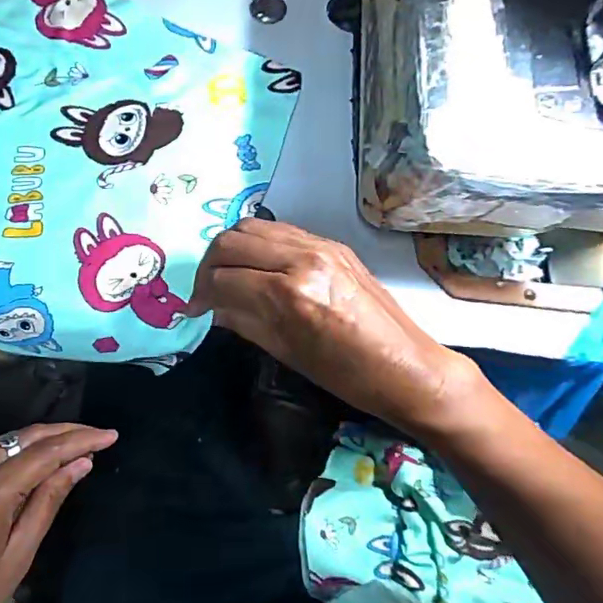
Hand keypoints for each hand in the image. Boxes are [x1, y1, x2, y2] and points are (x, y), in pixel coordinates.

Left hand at [0, 423, 115, 602]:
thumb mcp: (18, 556)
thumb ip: (47, 501)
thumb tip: (80, 463)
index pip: (42, 452)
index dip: (80, 439)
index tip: (111, 435)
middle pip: (20, 438)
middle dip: (61, 433)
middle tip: (97, 435)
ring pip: (0, 444)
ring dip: (36, 442)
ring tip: (73, 447)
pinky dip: (10, 455)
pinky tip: (32, 464)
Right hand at [189, 220, 486, 435]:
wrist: (408, 367)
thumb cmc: (345, 375)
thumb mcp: (285, 352)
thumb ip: (242, 320)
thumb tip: (211, 306)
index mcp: (289, 293)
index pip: (222, 278)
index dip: (199, 294)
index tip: (193, 309)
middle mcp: (302, 259)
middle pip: (231, 242)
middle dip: (208, 266)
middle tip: (205, 291)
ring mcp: (319, 246)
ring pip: (251, 227)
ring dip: (230, 249)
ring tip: (227, 275)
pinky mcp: (332, 243)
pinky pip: (279, 231)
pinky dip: (257, 244)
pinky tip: (256, 267)